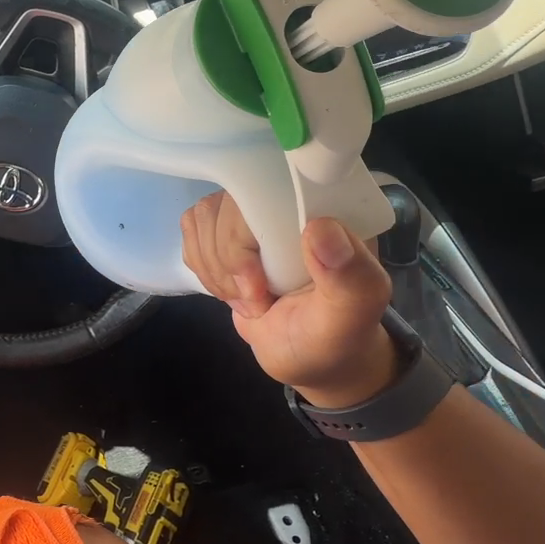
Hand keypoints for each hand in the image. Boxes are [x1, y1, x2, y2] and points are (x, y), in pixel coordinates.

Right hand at [180, 191, 396, 408]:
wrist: (307, 354)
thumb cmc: (334, 334)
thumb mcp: (353, 315)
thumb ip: (351, 277)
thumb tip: (321, 228)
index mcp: (325, 205)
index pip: (265, 189)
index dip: (247, 236)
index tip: (261, 287)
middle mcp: (284, 198)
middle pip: (224, 207)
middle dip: (230, 265)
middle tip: (258, 302)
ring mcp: (249, 212)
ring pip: (202, 218)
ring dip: (216, 271)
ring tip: (247, 300)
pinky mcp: (222, 228)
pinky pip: (191, 230)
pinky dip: (203, 268)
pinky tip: (230, 290)